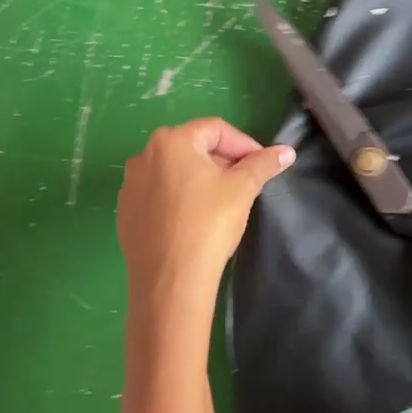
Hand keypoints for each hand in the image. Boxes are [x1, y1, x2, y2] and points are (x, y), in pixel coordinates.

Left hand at [117, 118, 293, 307]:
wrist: (170, 282)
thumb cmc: (208, 224)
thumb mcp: (243, 188)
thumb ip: (264, 163)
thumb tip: (286, 151)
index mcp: (171, 142)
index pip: (216, 130)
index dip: (244, 144)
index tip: (261, 165)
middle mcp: (143, 156)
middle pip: (193, 148)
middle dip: (223, 161)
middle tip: (244, 182)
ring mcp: (130, 186)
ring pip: (175, 171)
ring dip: (201, 178)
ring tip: (221, 201)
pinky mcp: (125, 213)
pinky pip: (159, 194)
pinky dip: (179, 198)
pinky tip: (194, 220)